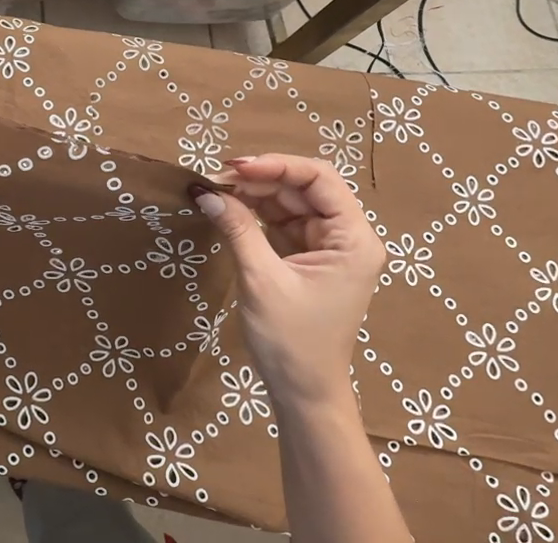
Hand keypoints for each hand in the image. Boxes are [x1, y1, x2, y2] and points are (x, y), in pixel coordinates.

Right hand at [191, 155, 381, 407]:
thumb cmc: (292, 340)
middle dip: (259, 178)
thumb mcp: (261, 280)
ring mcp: (326, 246)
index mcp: (354, 240)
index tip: (235, 168)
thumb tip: (203, 191)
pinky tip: (227, 206)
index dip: (277, 165)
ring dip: (253, 192)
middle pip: (303, 186)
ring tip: (214, 189)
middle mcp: (346, 236)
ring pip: (289, 200)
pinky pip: (280, 220)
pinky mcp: (306, 256)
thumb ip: (237, 229)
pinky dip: (253, 211)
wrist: (303, 392)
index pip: (320, 179)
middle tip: (214, 179)